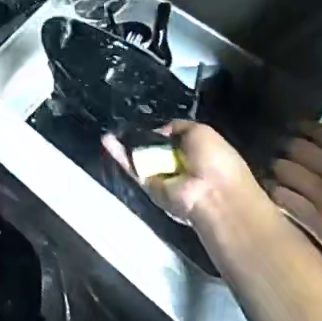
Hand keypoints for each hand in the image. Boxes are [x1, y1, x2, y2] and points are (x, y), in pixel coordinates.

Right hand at [105, 121, 268, 225]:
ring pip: (141, 158)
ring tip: (111, 131)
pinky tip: (107, 140)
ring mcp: (164, 178)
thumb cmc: (214, 161)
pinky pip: (133, 168)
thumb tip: (159, 132)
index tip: (153, 125)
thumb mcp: (202, 132)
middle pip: (156, 149)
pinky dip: (119, 155)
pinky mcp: (150, 186)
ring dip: (125, 144)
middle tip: (127, 127)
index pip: (177, 141)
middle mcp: (181, 167)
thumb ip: (179, 126)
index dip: (165, 133)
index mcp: (200, 155)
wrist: (211, 195)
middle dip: (143, 139)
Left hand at [270, 122, 321, 308]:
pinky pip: (282, 198)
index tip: (299, 130)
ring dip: (281, 168)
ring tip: (284, 172)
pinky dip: (277, 191)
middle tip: (290, 153)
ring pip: (284, 170)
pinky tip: (279, 191)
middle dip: (290, 147)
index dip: (306, 129)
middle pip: (295, 148)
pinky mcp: (317, 224)